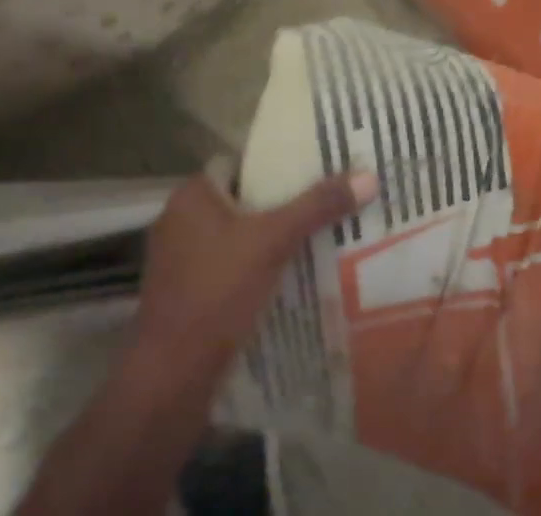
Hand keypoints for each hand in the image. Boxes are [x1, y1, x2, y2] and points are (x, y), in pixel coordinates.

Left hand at [129, 164, 378, 370]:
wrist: (171, 375)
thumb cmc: (216, 294)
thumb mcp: (273, 243)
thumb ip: (317, 207)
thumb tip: (368, 175)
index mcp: (191, 196)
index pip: (239, 165)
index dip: (275, 166)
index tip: (315, 171)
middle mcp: (179, 221)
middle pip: (240, 202)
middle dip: (280, 207)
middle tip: (326, 207)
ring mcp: (179, 260)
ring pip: (235, 239)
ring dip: (269, 242)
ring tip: (319, 242)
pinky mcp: (185, 295)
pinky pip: (228, 269)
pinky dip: (255, 271)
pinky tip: (290, 282)